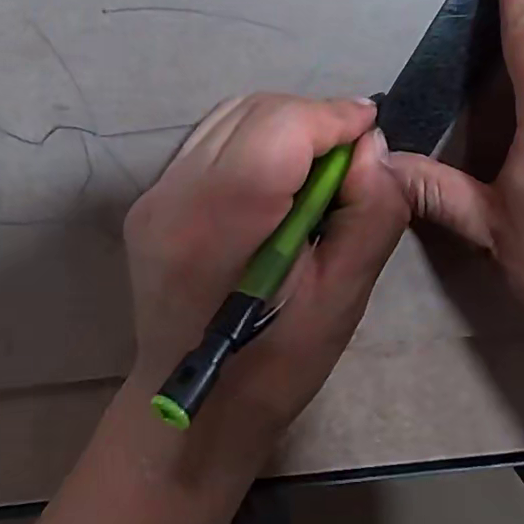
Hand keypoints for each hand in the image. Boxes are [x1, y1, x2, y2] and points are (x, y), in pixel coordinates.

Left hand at [123, 94, 407, 449]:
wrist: (192, 411)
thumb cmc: (275, 368)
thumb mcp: (343, 299)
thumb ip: (370, 213)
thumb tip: (373, 146)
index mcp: (217, 226)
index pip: (277, 129)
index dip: (330, 116)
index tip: (372, 125)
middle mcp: (173, 196)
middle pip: (251, 112)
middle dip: (310, 117)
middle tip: (350, 152)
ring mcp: (154, 194)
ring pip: (228, 117)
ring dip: (282, 124)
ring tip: (316, 161)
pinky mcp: (150, 198)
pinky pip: (209, 140)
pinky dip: (252, 138)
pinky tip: (275, 174)